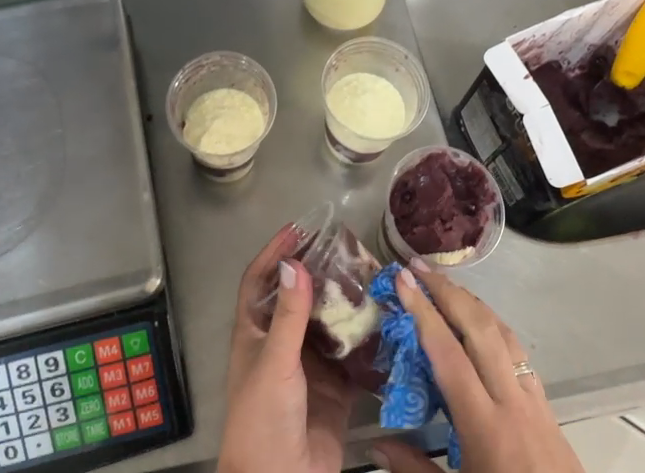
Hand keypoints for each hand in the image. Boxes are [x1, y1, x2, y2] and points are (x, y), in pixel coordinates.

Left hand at [218, 224, 356, 472]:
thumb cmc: (262, 416)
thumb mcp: (274, 362)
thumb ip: (289, 315)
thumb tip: (295, 263)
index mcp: (256, 334)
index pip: (260, 281)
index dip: (275, 253)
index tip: (298, 228)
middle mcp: (282, 345)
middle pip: (301, 299)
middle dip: (321, 275)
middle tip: (350, 250)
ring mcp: (310, 367)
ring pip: (330, 325)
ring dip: (348, 305)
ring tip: (374, 279)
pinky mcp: (335, 391)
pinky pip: (354, 359)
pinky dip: (369, 343)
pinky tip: (388, 323)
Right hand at [371, 263, 584, 472]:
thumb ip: (415, 470)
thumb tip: (376, 445)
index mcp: (485, 427)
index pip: (449, 354)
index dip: (423, 313)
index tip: (402, 280)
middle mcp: (513, 404)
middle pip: (480, 330)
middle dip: (448, 292)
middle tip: (417, 267)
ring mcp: (536, 403)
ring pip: (505, 336)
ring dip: (473, 303)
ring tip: (444, 285)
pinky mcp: (549, 410)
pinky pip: (520, 355)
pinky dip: (495, 328)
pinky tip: (481, 326)